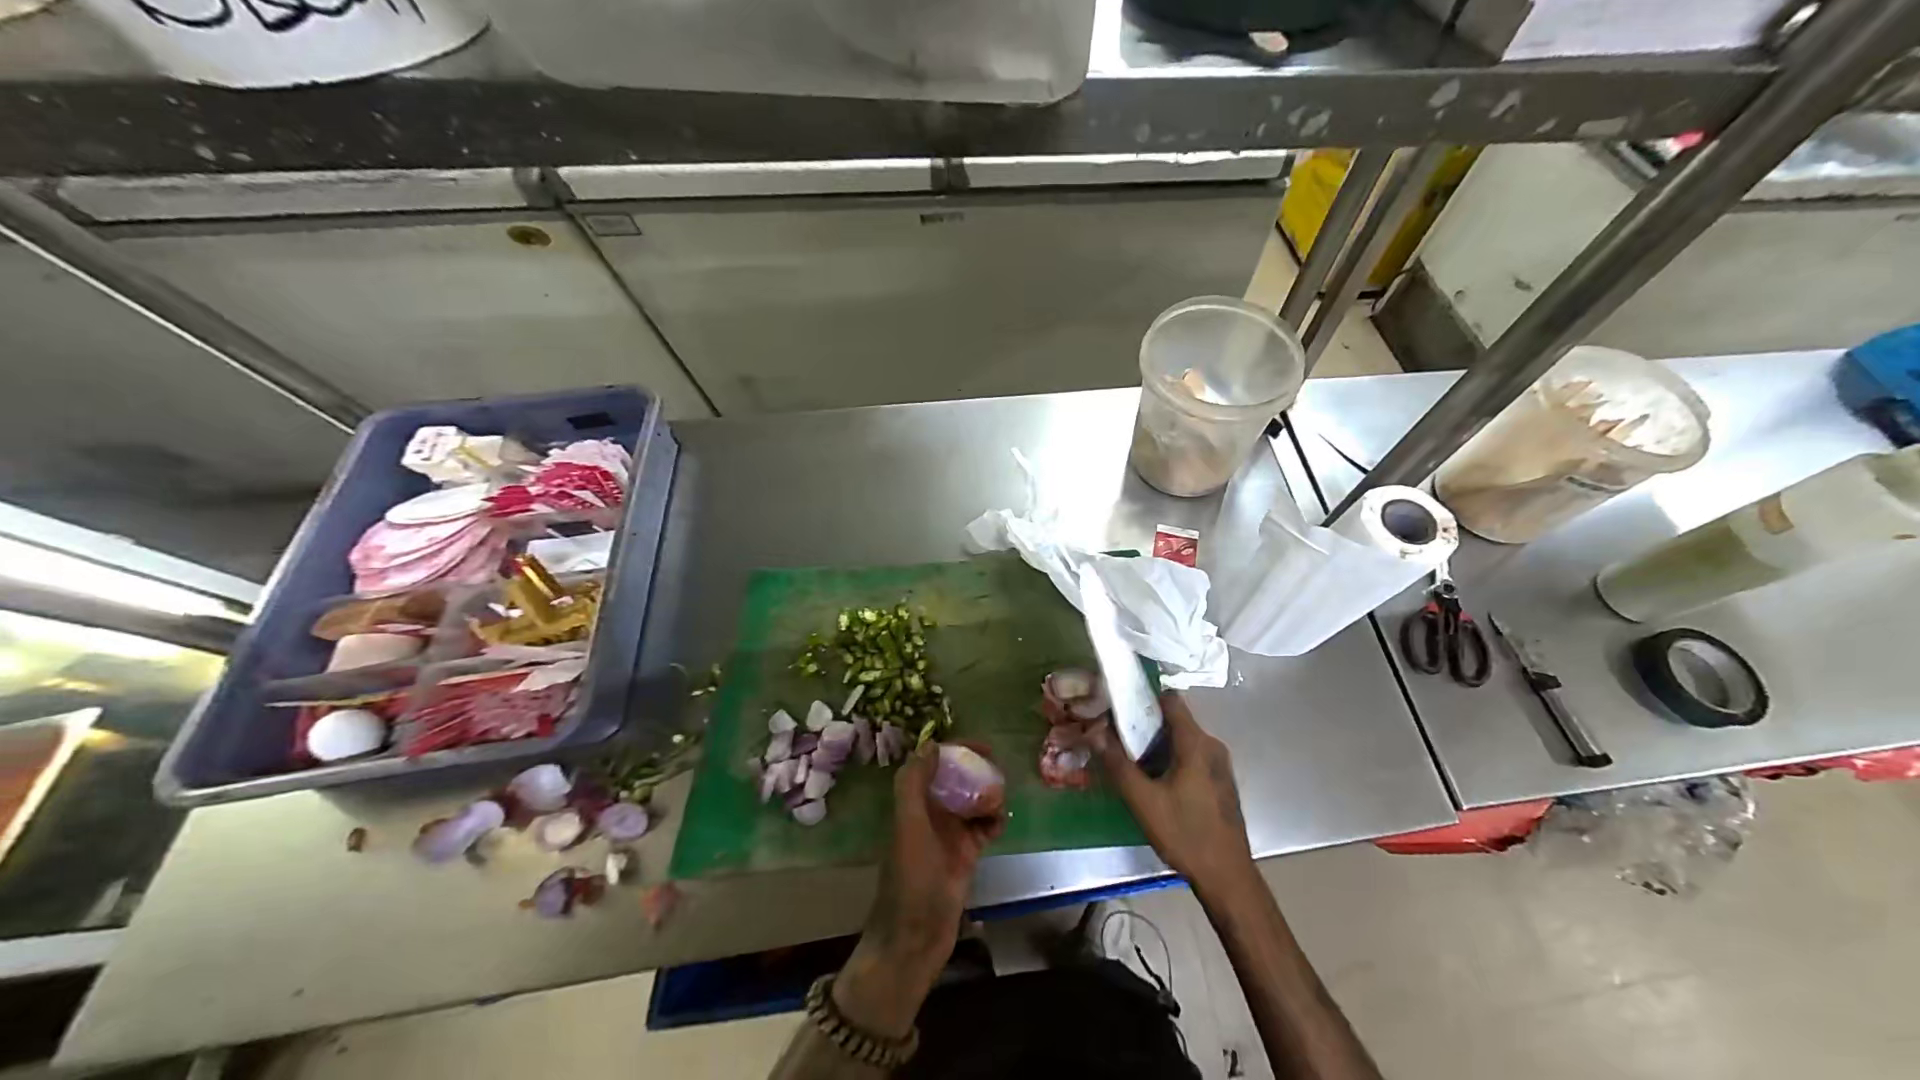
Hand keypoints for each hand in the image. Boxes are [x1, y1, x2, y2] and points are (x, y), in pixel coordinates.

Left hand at [834, 742, 1003, 1037]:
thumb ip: (913, 785)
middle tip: (999, 768)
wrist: (915, 938)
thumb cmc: (910, 881)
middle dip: (977, 770)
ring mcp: (949, 834)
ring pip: (972, 801)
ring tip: (1000, 800)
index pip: (934, 763)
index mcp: (912, 803)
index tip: (981, 746)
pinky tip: (1001, 822)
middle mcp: (930, 814)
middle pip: (956, 779)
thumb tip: (931, 744)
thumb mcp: (908, 828)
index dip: (955, 750)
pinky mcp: (966, 855)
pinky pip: (983, 828)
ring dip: (988, 795)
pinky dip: (993, 820)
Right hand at [1093, 692, 1256, 901]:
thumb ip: (1118, 764)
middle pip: (1174, 721)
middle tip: (1116, 740)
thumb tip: (1094, 731)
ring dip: (1157, 747)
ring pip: (1182, 741)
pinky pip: (1193, 758)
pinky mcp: (1221, 782)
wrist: (1228, 877)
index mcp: (1196, 743)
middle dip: (1145, 727)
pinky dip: (1172, 761)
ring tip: (1130, 762)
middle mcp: (1212, 746)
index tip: (1118, 709)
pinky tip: (1154, 783)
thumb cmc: (1185, 834)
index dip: (1143, 699)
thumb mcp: (1143, 800)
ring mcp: (1220, 765)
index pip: (1170, 700)